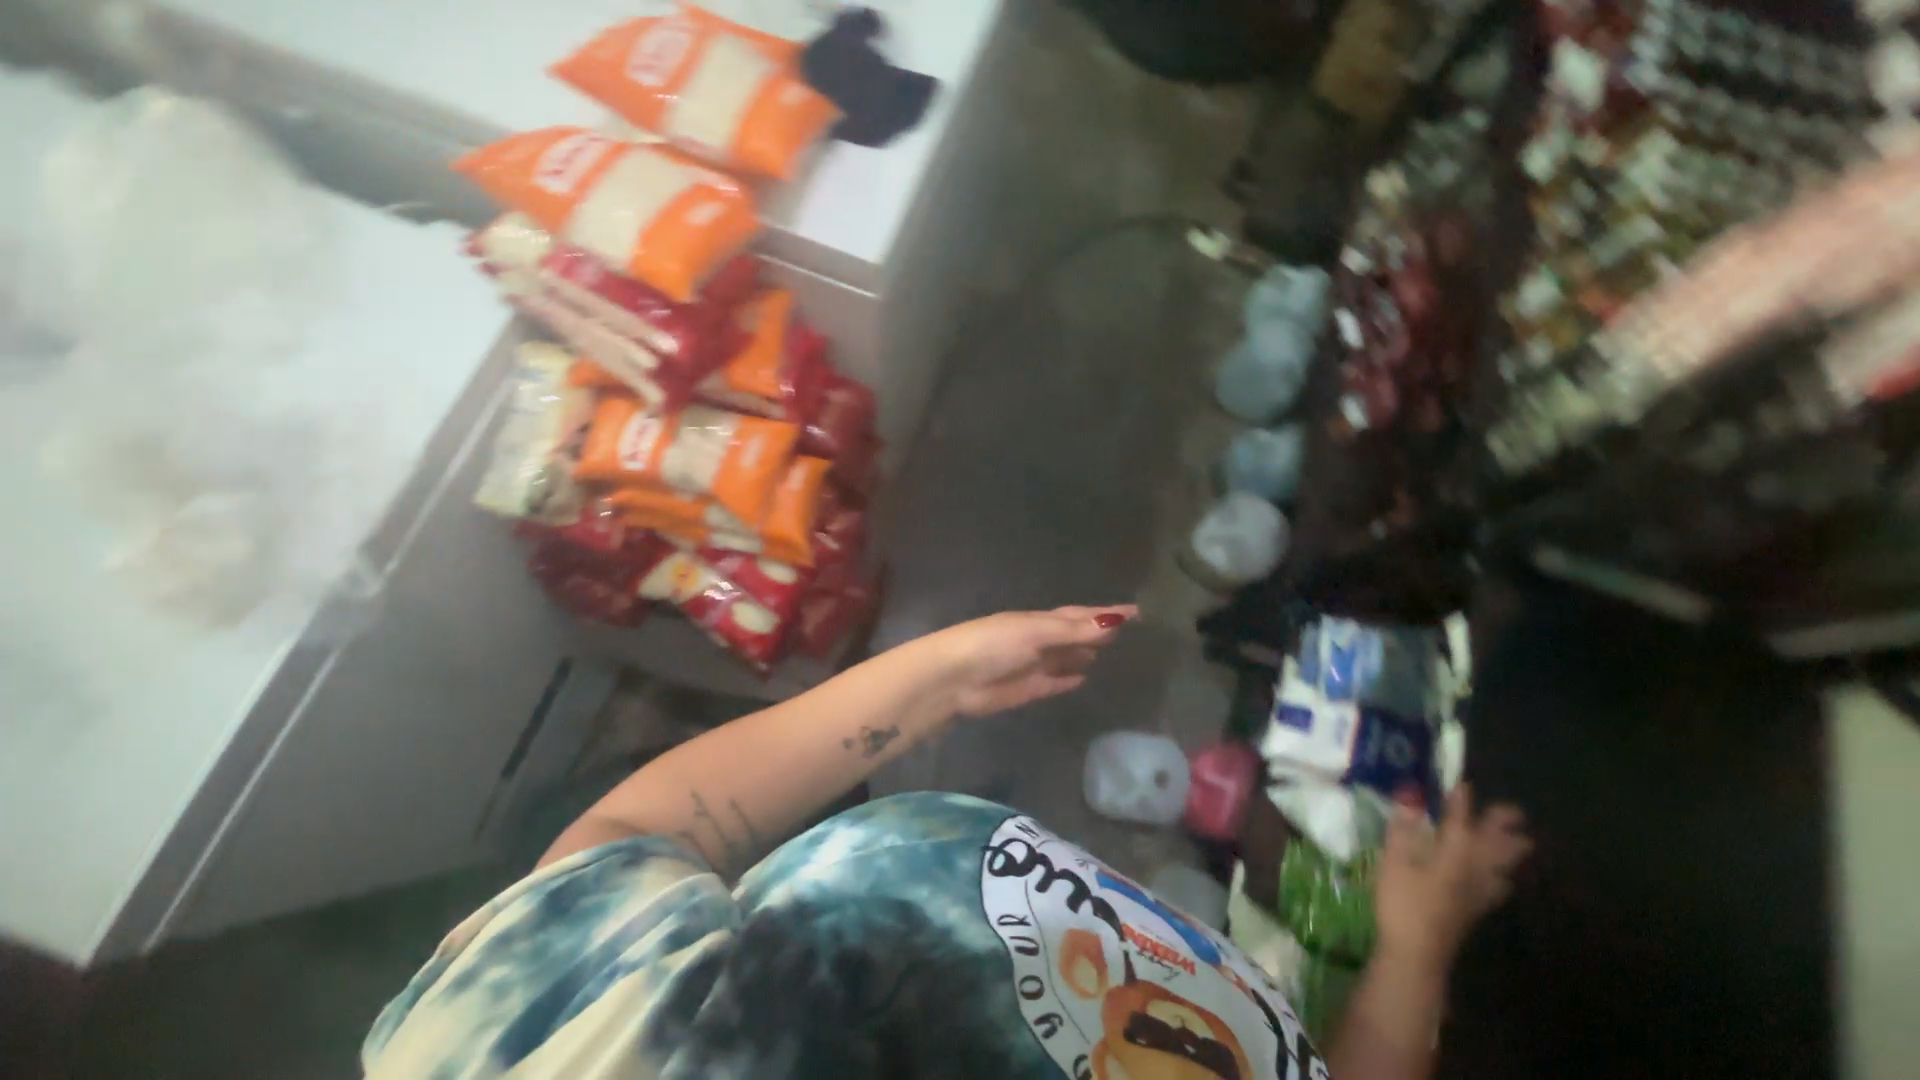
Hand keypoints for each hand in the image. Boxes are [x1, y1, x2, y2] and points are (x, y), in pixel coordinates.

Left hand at [933, 606, 1136, 717]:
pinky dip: (1069, 679)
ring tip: (1113, 654)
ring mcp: (1033, 666)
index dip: (1106, 613)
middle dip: (1098, 632)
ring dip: (1086, 655)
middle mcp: (1037, 640)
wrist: (952, 678)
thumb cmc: (991, 644)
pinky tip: (1085, 678)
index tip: (1136, 611)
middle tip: (1130, 633)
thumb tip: (1113, 623)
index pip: (1079, 614)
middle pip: (1074, 635)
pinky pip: (1055, 682)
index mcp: (1038, 620)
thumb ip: (1071, 631)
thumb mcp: (1034, 632)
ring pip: (1066, 658)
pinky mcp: (1027, 690)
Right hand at [1374, 783, 1531, 970]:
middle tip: (1508, 811)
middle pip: (1499, 840)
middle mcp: (1476, 867)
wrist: (1417, 953)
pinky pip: (1501, 884)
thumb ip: (1403, 827)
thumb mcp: (1394, 860)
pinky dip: (1503, 873)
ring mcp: (1481, 890)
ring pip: (1507, 864)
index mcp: (1455, 851)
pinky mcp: (1479, 908)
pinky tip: (1500, 877)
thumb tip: (1409, 794)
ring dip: (1511, 848)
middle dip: (1504, 823)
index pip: (1461, 817)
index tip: (1462, 783)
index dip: (1461, 799)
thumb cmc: (1403, 902)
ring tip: (1515, 839)